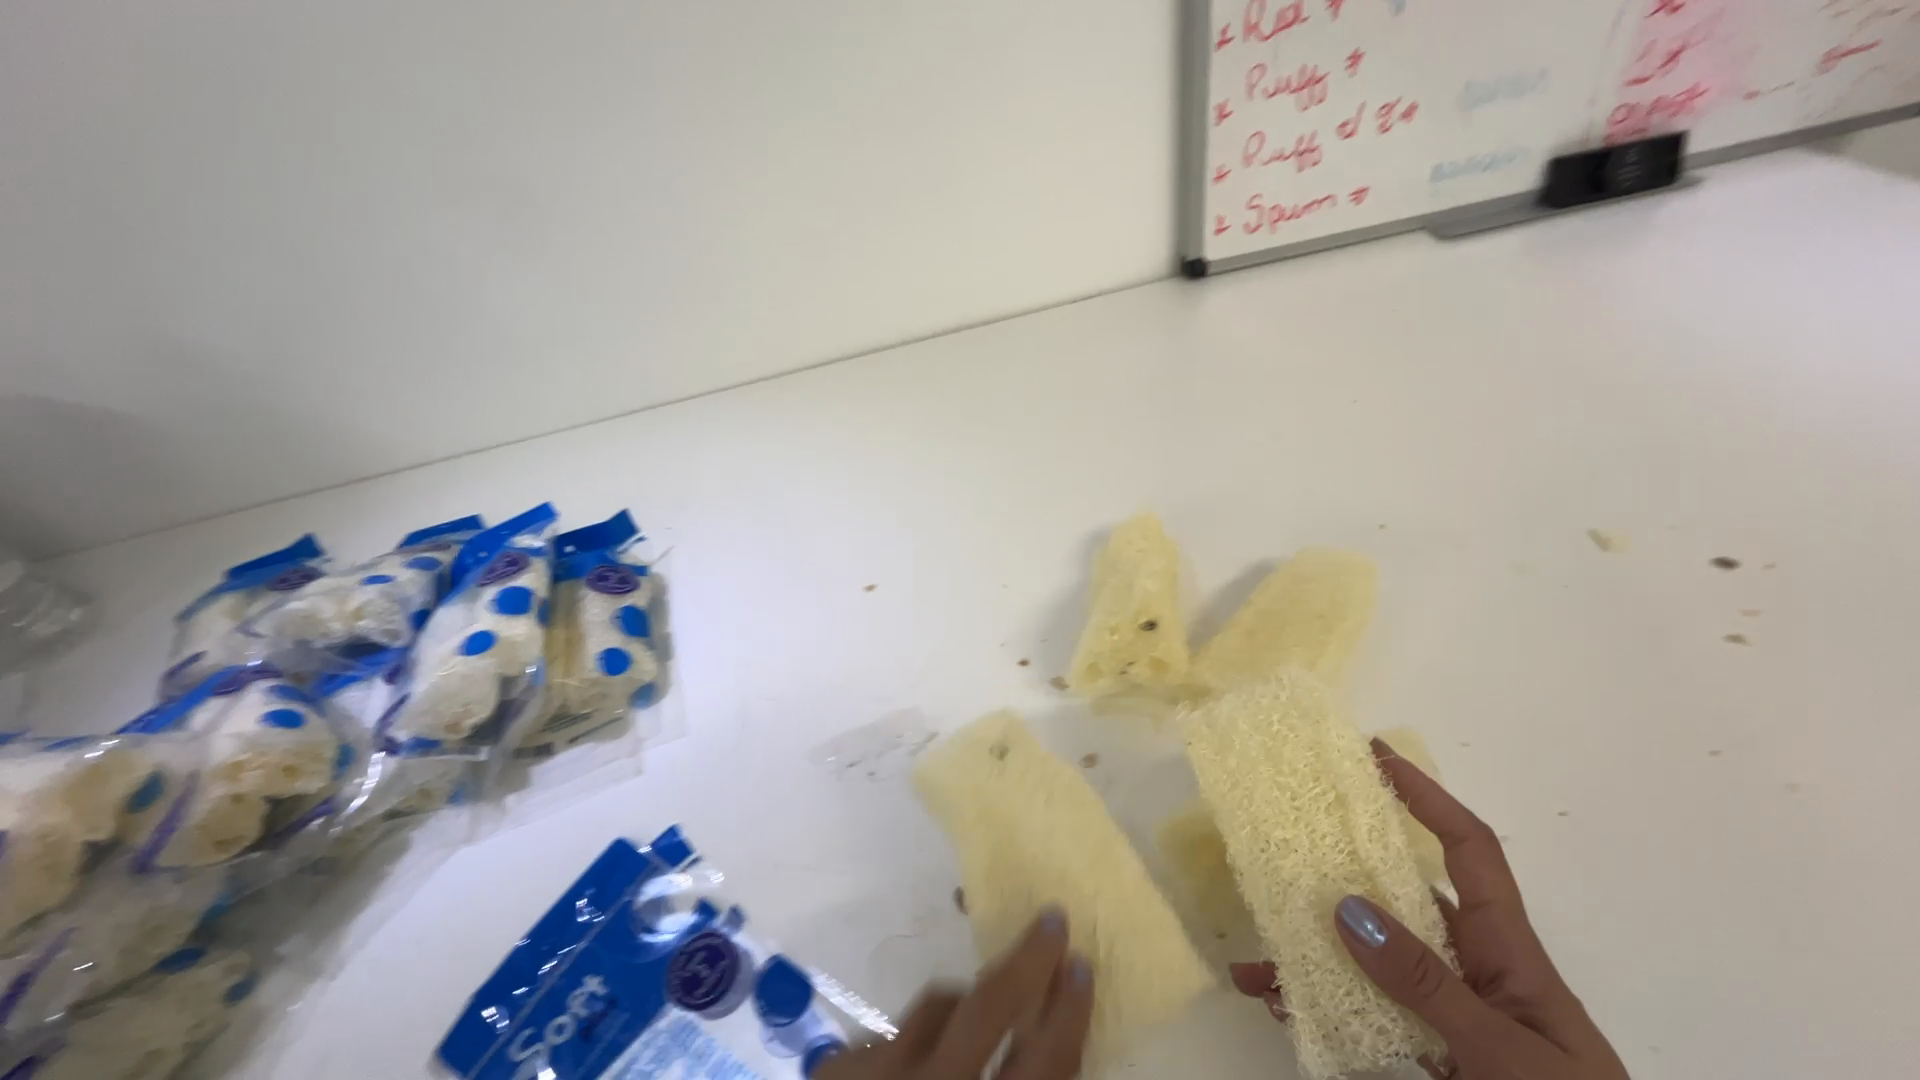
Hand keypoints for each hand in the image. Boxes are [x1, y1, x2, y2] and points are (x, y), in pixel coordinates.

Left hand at [818, 909, 1094, 1079]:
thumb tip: (1046, 1054)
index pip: (1042, 1064)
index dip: (1068, 1014)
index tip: (1080, 967)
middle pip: (987, 1007)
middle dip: (1027, 962)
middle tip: (1052, 923)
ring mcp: (873, 1076)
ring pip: (936, 1007)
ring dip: (967, 1003)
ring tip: (978, 1014)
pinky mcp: (834, 1071)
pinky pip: (891, 1035)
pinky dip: (913, 1045)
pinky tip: (911, 1070)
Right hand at [1230, 739, 1629, 1079]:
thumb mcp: (1506, 1055)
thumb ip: (1428, 986)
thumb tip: (1348, 907)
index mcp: (1508, 951)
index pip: (1469, 851)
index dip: (1428, 797)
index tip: (1377, 755)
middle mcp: (1472, 967)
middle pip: (1402, 896)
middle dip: (1344, 865)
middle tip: (1286, 841)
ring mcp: (1448, 1009)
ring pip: (1372, 956)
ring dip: (1315, 947)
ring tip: (1258, 946)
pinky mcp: (1429, 1049)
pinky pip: (1365, 1008)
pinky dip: (1318, 1001)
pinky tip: (1277, 1001)